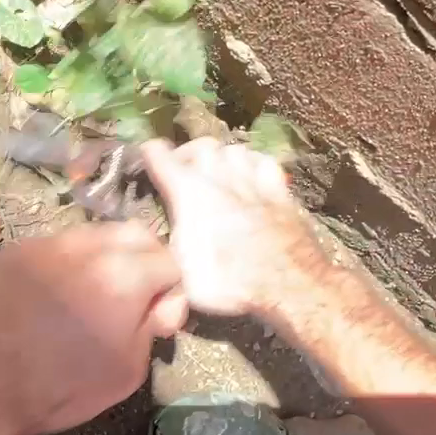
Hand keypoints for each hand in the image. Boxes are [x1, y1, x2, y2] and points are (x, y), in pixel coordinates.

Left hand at [0, 222, 185, 434]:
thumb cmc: (58, 389)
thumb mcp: (127, 371)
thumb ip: (150, 326)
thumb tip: (156, 304)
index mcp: (120, 276)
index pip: (168, 261)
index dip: (171, 293)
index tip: (157, 321)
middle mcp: (84, 248)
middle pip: (135, 233)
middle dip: (145, 262)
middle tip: (135, 301)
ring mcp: (45, 244)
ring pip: (94, 234)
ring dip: (108, 259)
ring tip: (95, 297)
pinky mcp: (14, 250)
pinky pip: (57, 246)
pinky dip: (69, 264)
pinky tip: (58, 296)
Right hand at [140, 138, 329, 317]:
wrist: (289, 289)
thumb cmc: (229, 284)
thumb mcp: (180, 272)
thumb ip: (166, 247)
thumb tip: (153, 244)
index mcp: (189, 193)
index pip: (160, 156)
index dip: (149, 154)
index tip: (147, 157)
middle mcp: (219, 178)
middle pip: (200, 146)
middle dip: (188, 154)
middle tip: (182, 173)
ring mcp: (253, 181)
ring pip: (233, 149)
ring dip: (221, 158)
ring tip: (216, 174)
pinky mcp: (280, 191)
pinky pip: (263, 161)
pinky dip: (253, 164)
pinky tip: (250, 177)